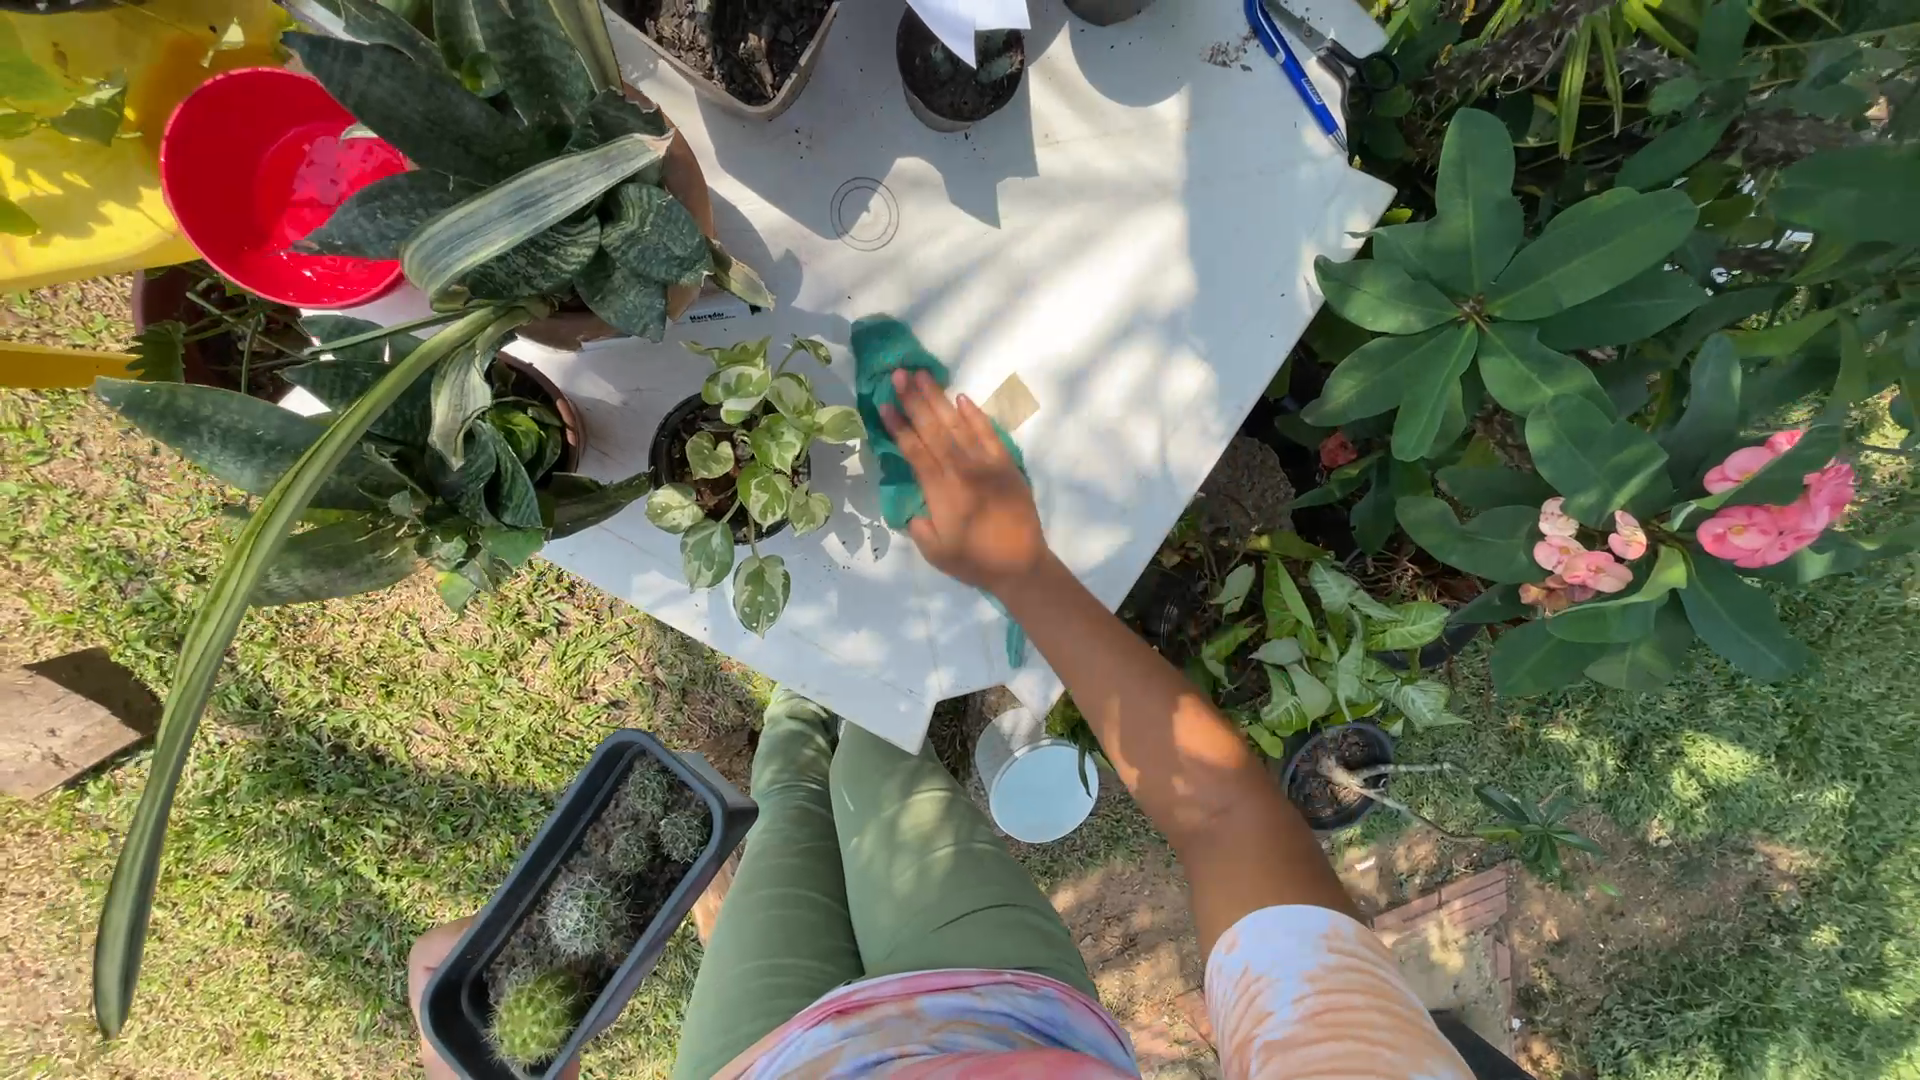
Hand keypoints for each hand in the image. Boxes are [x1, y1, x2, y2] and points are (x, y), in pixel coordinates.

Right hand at [880, 368, 1051, 594]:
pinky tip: (961, 398)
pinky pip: (989, 434)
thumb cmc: (975, 562)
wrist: (1021, 565)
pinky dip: (975, 415)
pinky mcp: (1006, 465)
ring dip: (939, 399)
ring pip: (958, 425)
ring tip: (923, 376)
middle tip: (899, 374)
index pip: (914, 451)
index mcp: (941, 491)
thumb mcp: (935, 551)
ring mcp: (986, 465)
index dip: (899, 426)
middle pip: (933, 430)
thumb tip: (912, 507)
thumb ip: (919, 526)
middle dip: (914, 401)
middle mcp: (962, 471)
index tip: (884, 403)